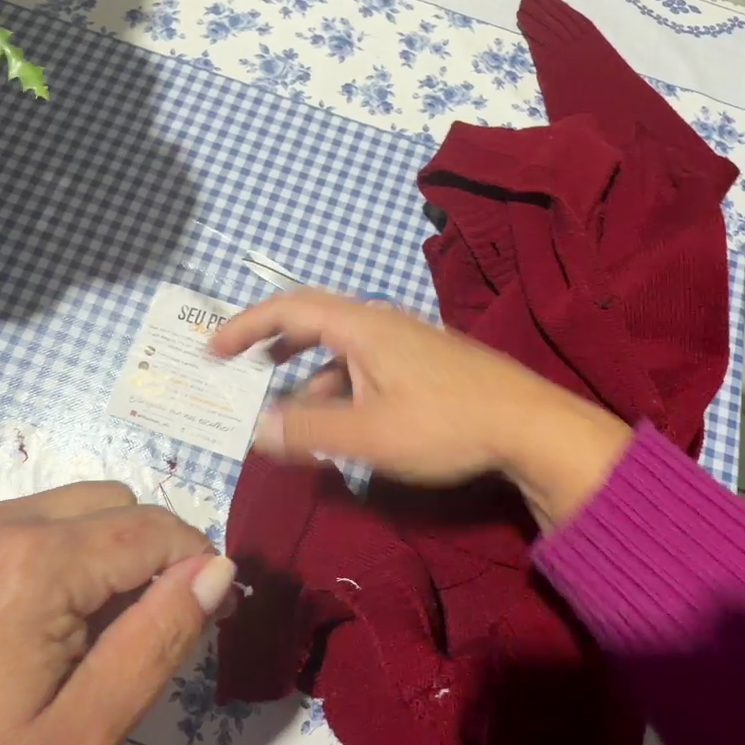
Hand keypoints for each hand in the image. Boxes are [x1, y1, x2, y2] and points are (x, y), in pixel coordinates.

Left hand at [0, 482, 234, 744]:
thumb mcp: (76, 734)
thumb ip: (157, 640)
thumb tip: (218, 569)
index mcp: (37, 560)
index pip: (155, 526)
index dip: (198, 564)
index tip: (213, 616)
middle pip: (113, 503)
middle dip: (150, 552)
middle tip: (148, 633)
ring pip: (65, 508)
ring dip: (101, 552)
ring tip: (89, 638)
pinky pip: (15, 526)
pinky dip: (50, 556)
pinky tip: (29, 630)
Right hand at [210, 289, 633, 526]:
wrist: (530, 424)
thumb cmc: (445, 423)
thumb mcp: (367, 435)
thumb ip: (307, 430)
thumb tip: (254, 429)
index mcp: (361, 326)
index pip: (288, 308)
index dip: (245, 325)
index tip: (213, 349)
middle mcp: (380, 322)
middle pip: (313, 322)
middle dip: (273, 346)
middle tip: (244, 370)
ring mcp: (406, 341)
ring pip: (341, 350)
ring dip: (309, 376)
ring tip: (291, 413)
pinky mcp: (424, 362)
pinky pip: (365, 365)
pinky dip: (340, 388)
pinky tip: (344, 425)